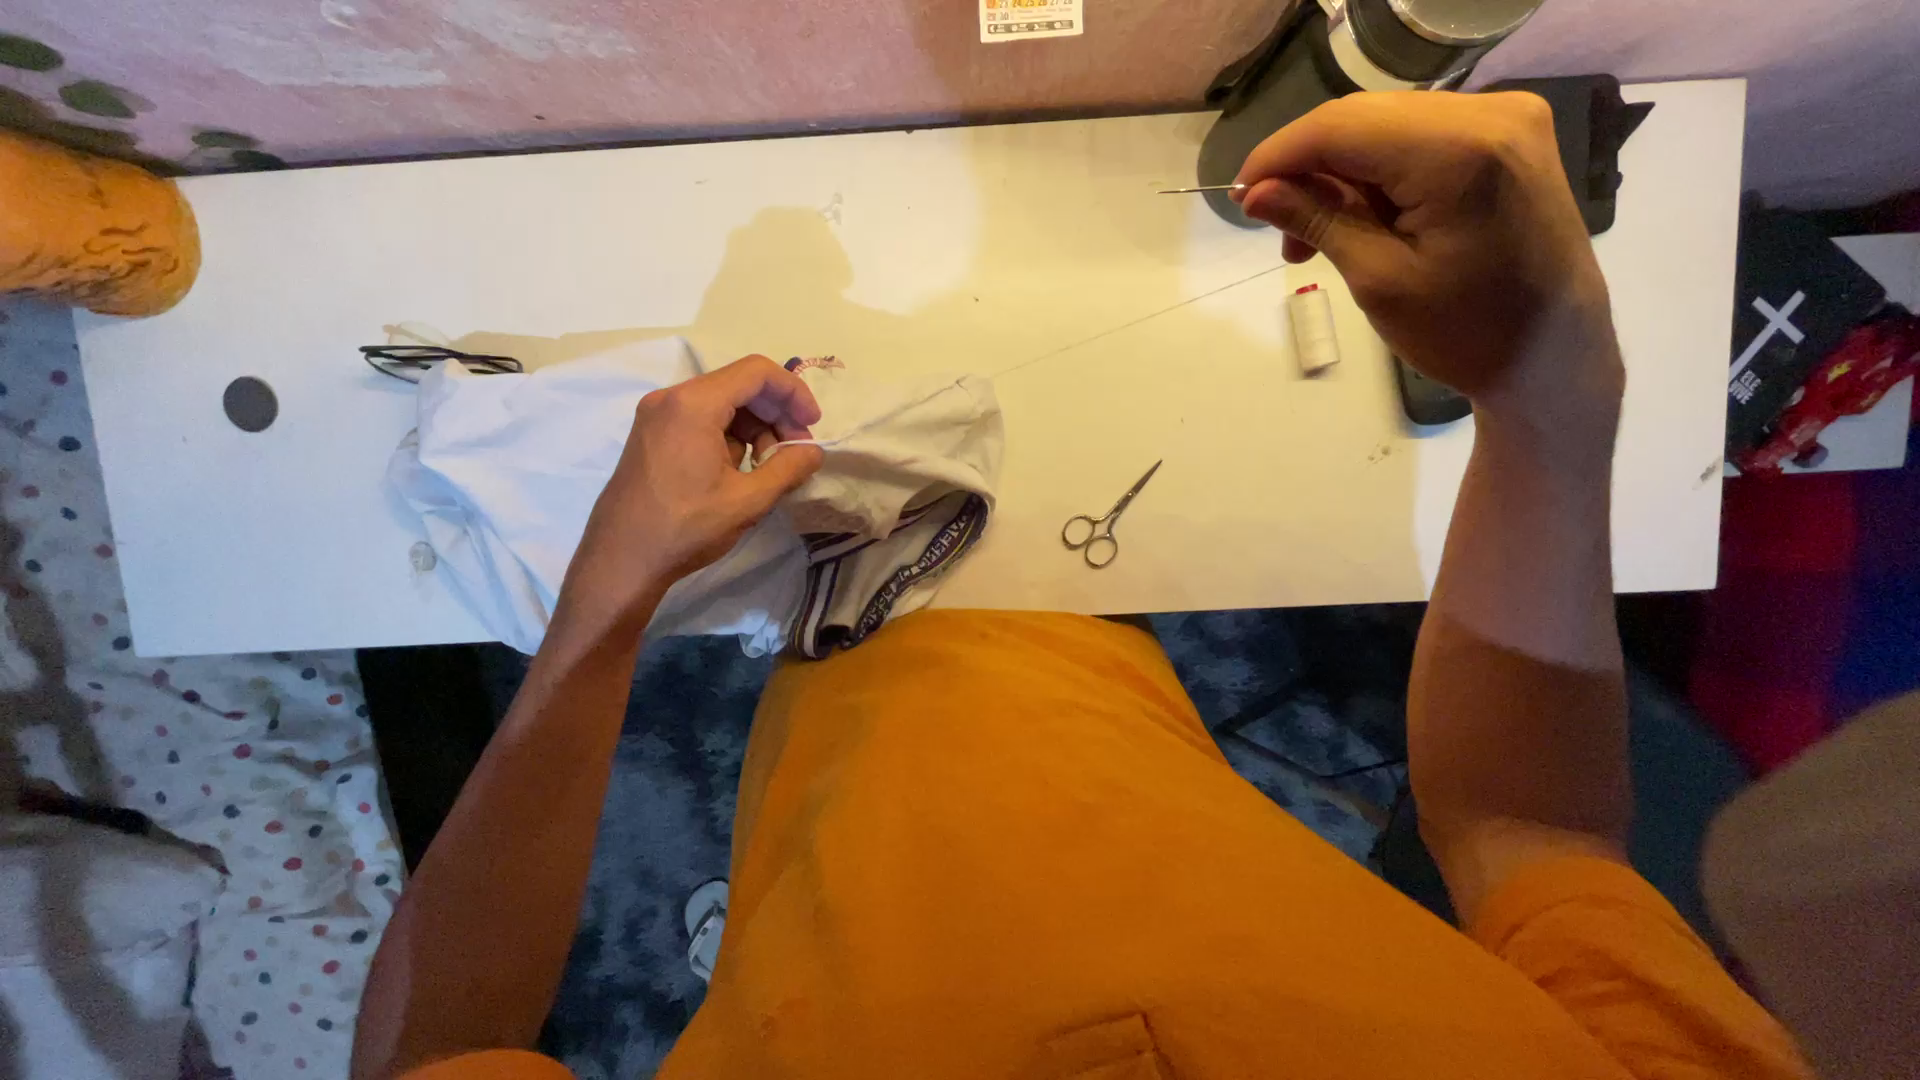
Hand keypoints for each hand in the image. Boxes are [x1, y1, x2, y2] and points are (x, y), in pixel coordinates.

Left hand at [557, 355, 824, 637]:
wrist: (621, 560)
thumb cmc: (685, 528)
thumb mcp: (749, 500)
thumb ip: (788, 468)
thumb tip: (813, 451)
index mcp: (694, 404)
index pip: (757, 373)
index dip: (793, 393)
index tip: (811, 425)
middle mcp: (671, 398)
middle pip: (740, 385)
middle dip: (776, 413)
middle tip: (796, 451)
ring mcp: (657, 415)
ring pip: (723, 403)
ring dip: (755, 427)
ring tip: (769, 467)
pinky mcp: (653, 435)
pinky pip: (703, 419)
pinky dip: (730, 436)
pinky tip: (741, 470)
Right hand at [1233, 92, 1622, 436]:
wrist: (1552, 354)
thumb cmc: (1463, 331)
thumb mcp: (1377, 279)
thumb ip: (1316, 220)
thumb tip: (1254, 192)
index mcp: (1459, 150)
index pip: (1341, 126)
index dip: (1279, 155)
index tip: (1238, 196)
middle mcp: (1489, 112)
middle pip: (1362, 119)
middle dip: (1306, 169)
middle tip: (1277, 231)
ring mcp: (1504, 120)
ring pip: (1384, 129)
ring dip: (1337, 178)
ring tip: (1312, 241)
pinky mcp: (1506, 139)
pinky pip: (1415, 141)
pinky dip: (1375, 178)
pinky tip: (1356, 221)